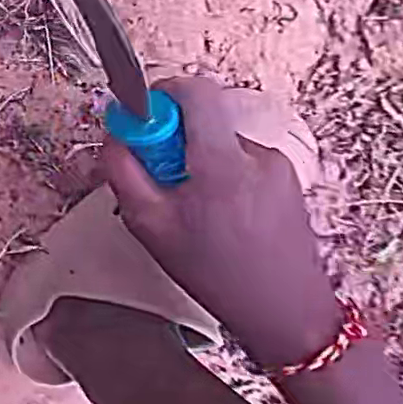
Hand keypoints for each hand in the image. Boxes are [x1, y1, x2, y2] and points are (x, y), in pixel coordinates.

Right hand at [100, 77, 341, 368]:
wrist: (287, 312)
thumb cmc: (212, 271)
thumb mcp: (147, 222)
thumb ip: (122, 169)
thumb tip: (115, 134)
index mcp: (221, 161)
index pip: (194, 91)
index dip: (158, 95)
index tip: (139, 122)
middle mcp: (254, 153)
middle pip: (199, 116)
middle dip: (167, 136)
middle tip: (155, 176)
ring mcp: (276, 164)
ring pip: (214, 138)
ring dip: (190, 157)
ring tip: (186, 202)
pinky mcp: (285, 177)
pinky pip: (234, 156)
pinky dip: (213, 170)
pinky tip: (212, 209)